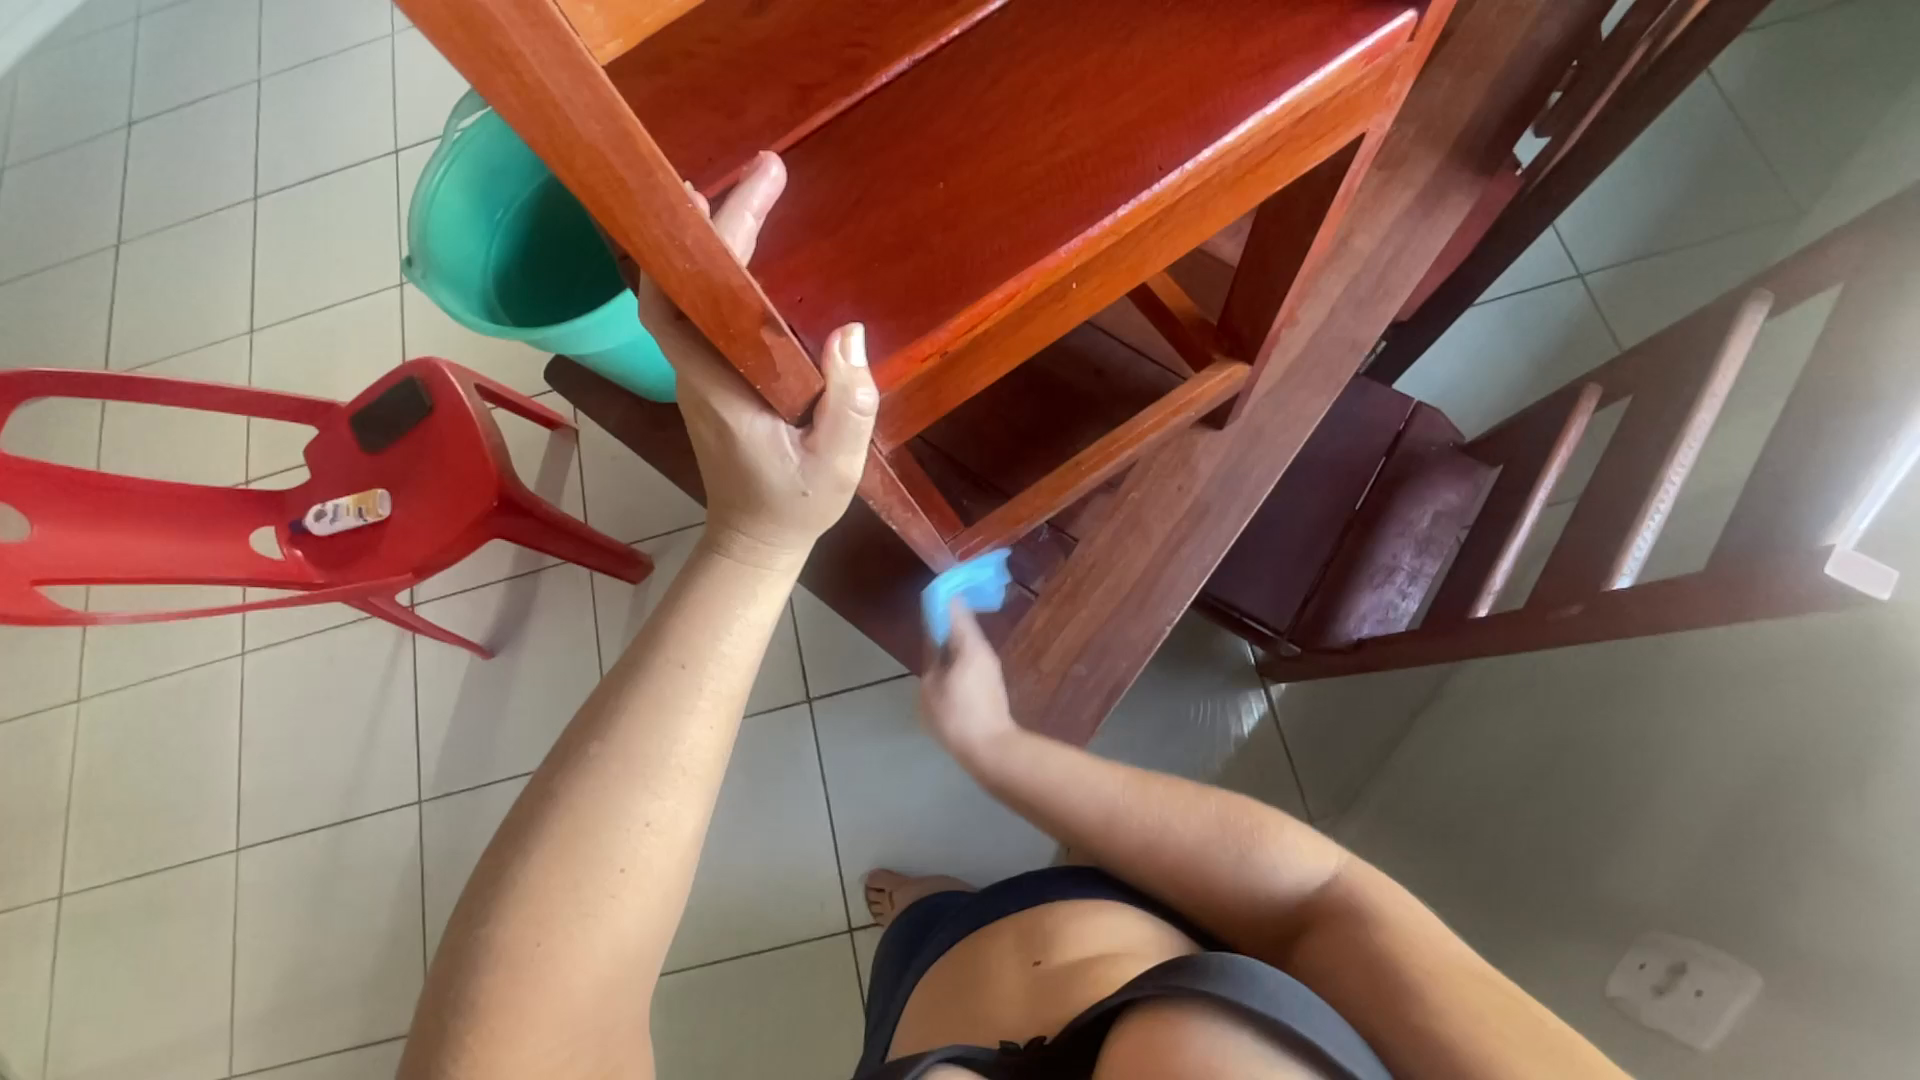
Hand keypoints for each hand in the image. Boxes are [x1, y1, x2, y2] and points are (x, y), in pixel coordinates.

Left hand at [636, 151, 878, 568]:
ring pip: (687, 296)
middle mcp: (698, 373)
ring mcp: (700, 375)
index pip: (680, 306)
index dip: (689, 248)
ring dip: (710, 244)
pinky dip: (718, 275)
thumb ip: (848, 406)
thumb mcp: (835, 467)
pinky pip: (704, 314)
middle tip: (763, 174)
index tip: (720, 194)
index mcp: (719, 389)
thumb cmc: (793, 507)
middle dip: (711, 225)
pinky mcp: (712, 380)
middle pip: (680, 285)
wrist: (754, 540)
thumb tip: (849, 334)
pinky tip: (746, 257)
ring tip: (751, 197)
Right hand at [920, 602, 1020, 767]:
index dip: (942, 598)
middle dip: (946, 620)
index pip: (956, 610)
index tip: (931, 591)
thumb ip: (932, 657)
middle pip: (963, 625)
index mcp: (970, 645)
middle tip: (926, 617)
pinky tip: (944, 665)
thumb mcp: (932, 687)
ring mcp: (990, 667)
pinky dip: (957, 654)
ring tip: (931, 642)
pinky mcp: (991, 682)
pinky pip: (970, 658)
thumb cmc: (957, 716)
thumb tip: (934, 639)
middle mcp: (984, 650)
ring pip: (967, 643)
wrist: (991, 749)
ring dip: (951, 639)